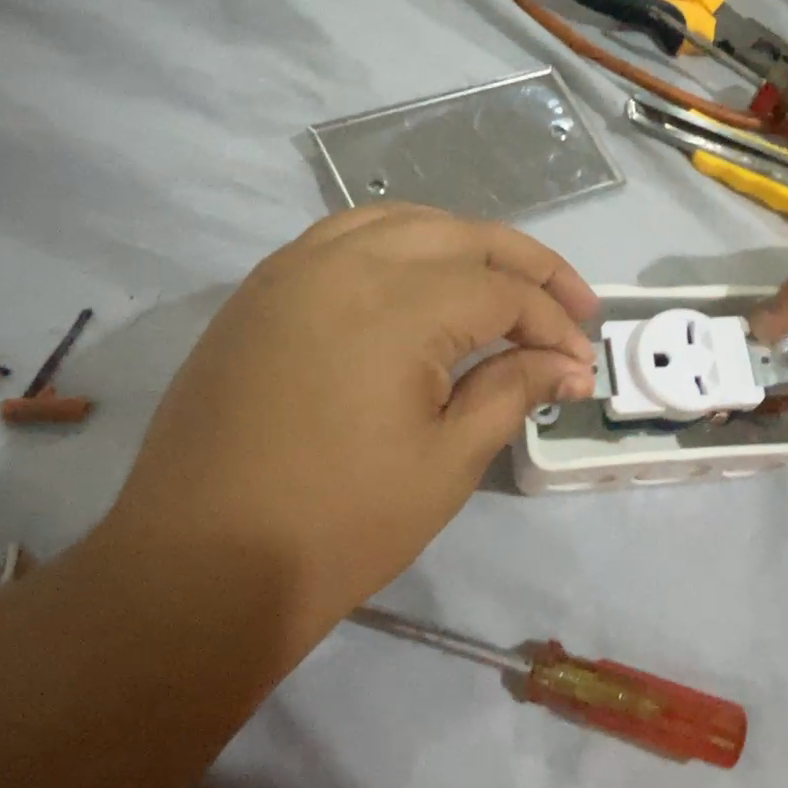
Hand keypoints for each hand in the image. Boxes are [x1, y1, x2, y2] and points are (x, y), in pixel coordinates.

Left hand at [93, 204, 599, 632]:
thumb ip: (513, 391)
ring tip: (502, 283)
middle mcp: (342, 265)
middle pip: (460, 235)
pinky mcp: (259, 294)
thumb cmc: (341, 524)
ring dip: (464, 244)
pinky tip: (418, 281)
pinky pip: (342, 239)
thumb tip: (570, 365)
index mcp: (395, 307)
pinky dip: (398, 245)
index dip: (552, 324)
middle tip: (571, 307)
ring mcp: (290, 272)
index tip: (583, 366)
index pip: (501, 291)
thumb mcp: (448, 461)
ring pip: (398, 222)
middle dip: (527, 266)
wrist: (203, 566)